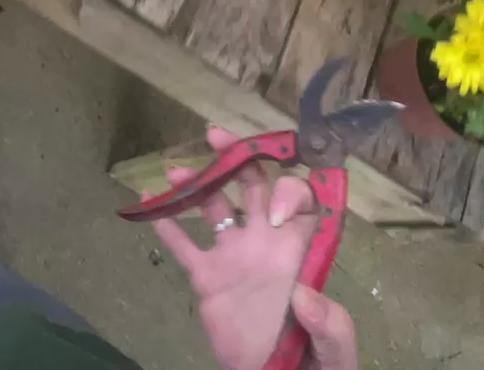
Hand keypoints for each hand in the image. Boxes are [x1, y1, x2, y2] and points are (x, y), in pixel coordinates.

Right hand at [149, 127, 358, 369]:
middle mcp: (264, 243)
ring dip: (197, 183)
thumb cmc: (311, 365)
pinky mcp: (207, 278)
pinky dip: (165, 223)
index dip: (289, 192)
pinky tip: (147, 199)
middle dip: (237, 157)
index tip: (273, 209)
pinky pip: (184, 246)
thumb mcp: (335, 352)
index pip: (297, 202)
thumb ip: (330, 325)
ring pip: (214, 206)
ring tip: (175, 172)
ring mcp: (233, 257)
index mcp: (297, 252)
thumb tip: (304, 293)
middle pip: (252, 186)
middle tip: (215, 136)